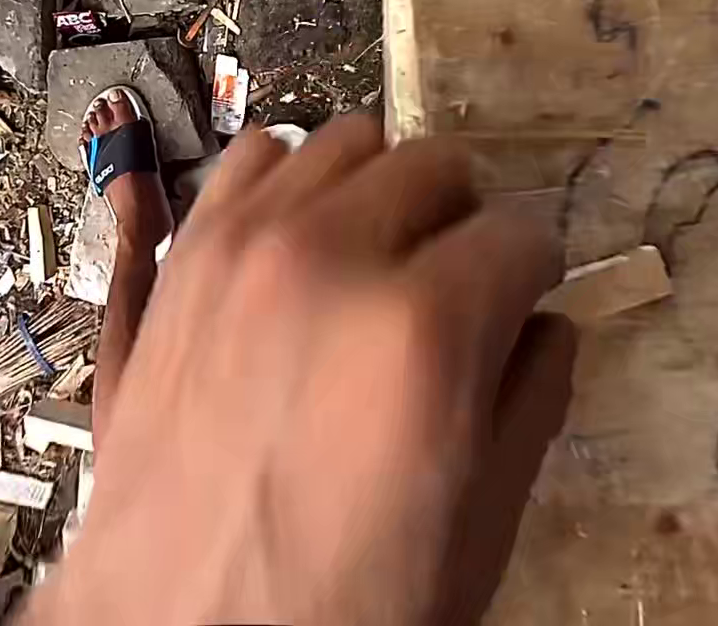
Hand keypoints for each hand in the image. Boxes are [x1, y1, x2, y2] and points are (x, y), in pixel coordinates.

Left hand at [21, 115, 575, 625]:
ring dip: (376, 181)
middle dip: (459, 209)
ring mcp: (247, 235)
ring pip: (345, 139)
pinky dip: (290, 174)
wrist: (175, 614)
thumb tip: (543, 316)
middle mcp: (329, 254)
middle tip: (445, 263)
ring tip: (370, 238)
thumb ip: (530, 396)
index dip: (532, 263)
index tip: (520, 285)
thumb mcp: (477, 522)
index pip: (519, 231)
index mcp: (419, 328)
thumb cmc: (339, 595)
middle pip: (433, 161)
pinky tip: (296, 227)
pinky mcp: (193, 242)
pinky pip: (254, 154)